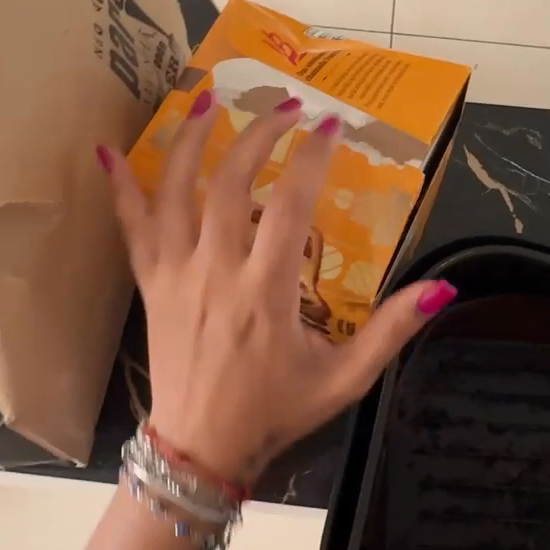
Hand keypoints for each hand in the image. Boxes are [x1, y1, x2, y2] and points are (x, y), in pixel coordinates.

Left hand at [95, 89, 453, 483]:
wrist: (199, 450)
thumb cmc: (275, 411)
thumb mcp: (345, 380)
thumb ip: (391, 331)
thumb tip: (441, 288)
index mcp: (266, 292)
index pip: (289, 205)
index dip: (311, 157)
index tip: (331, 125)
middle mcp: (215, 272)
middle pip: (231, 182)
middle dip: (260, 133)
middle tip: (288, 105)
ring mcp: (175, 274)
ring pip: (176, 191)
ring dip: (191, 139)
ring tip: (210, 98)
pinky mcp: (150, 284)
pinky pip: (131, 227)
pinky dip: (119, 187)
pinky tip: (108, 150)